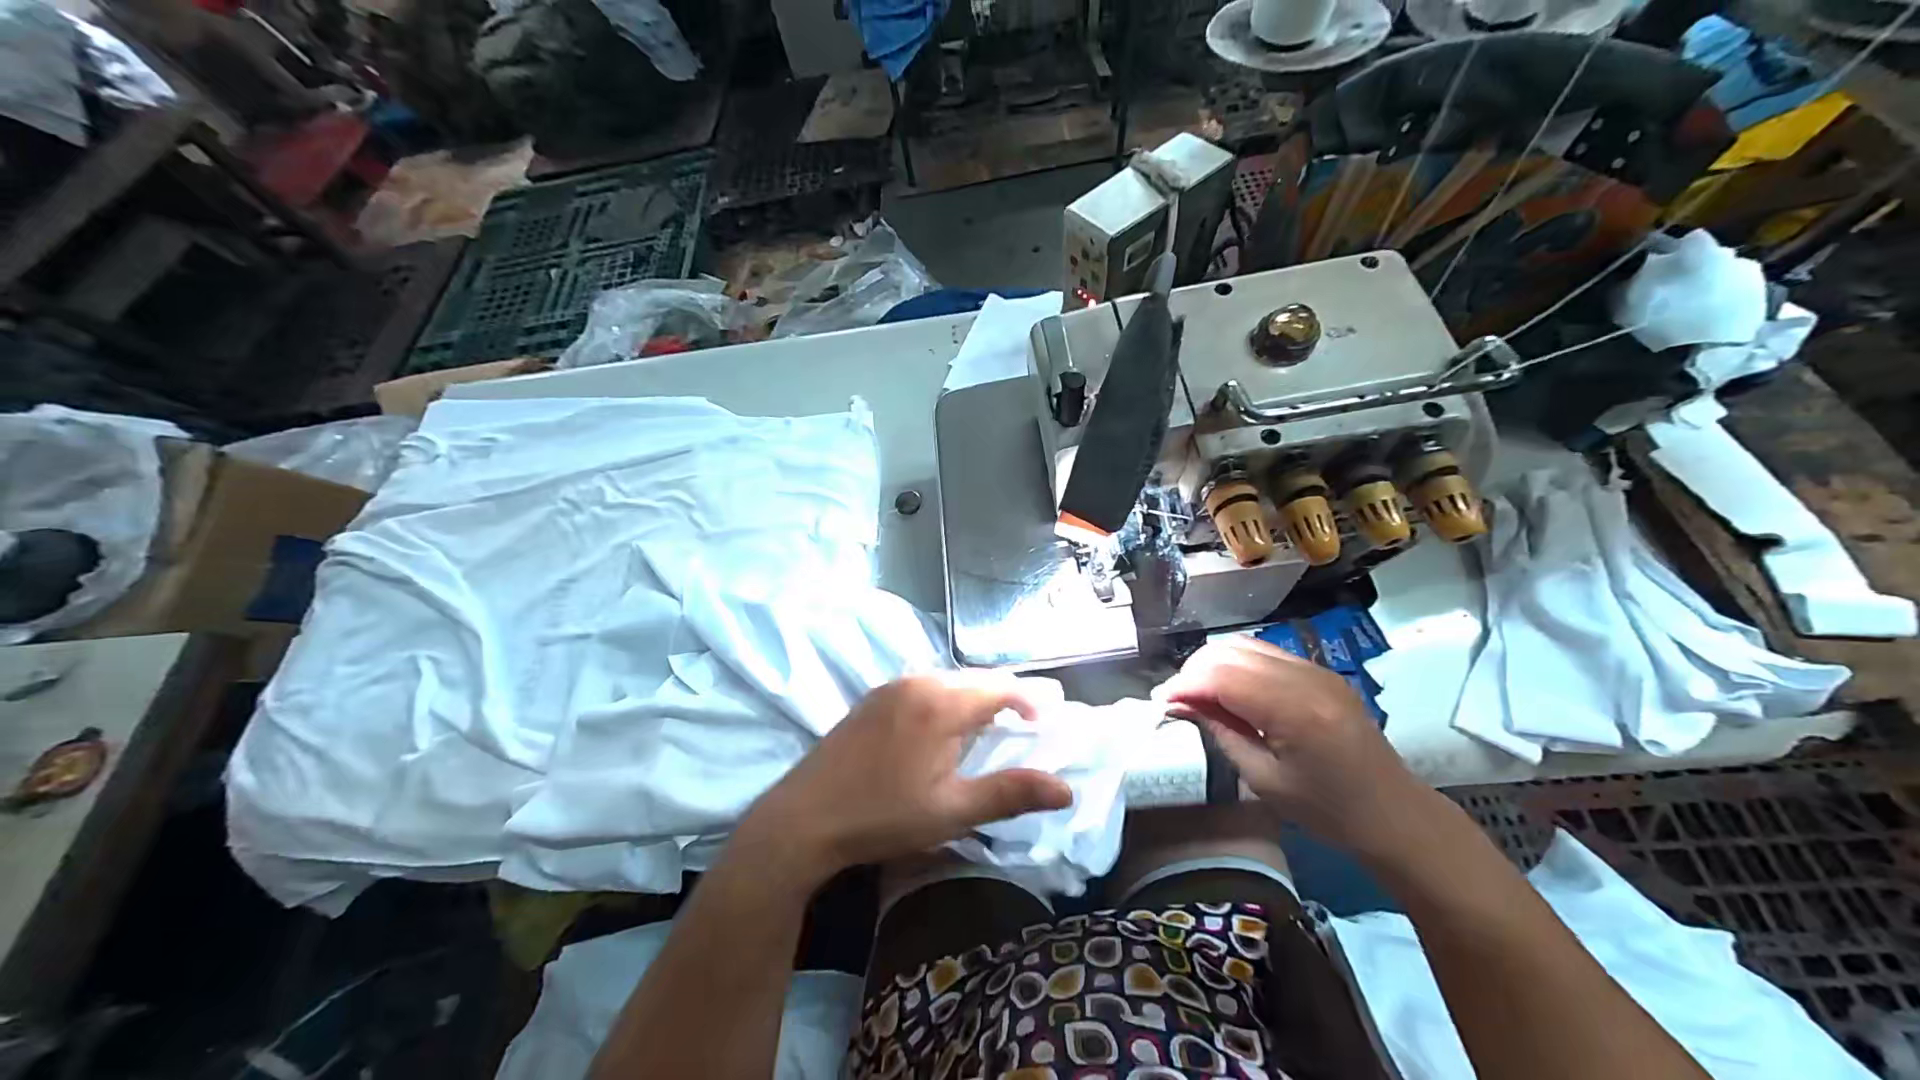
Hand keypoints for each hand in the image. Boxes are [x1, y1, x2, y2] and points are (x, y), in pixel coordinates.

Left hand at [735, 673, 1074, 885]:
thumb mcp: (952, 811)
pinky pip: (922, 688)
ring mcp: (890, 687)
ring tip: (987, 730)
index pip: (1001, 687)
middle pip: (974, 680)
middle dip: (1003, 698)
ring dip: (972, 700)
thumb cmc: (883, 816)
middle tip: (1023, 727)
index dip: (1029, 701)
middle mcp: (918, 683)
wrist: (803, 818)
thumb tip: (1065, 788)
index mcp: (942, 703)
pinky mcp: (871, 699)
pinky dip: (944, 701)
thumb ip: (1010, 794)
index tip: (1044, 725)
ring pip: (947, 682)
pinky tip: (940, 730)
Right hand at [1154, 635, 1441, 862]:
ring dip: (1214, 664)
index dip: (1185, 685)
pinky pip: (1265, 653)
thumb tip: (1181, 704)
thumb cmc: (1327, 810)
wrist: (1394, 813)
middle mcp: (1306, 677)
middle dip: (1194, 671)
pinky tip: (1229, 690)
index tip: (1162, 703)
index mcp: (1294, 710)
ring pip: (1245, 645)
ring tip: (1199, 694)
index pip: (1221, 676)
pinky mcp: (1320, 671)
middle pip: (1229, 652)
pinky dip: (1237, 665)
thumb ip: (1220, 731)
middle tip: (1178, 700)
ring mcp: (1316, 670)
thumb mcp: (1262, 779)